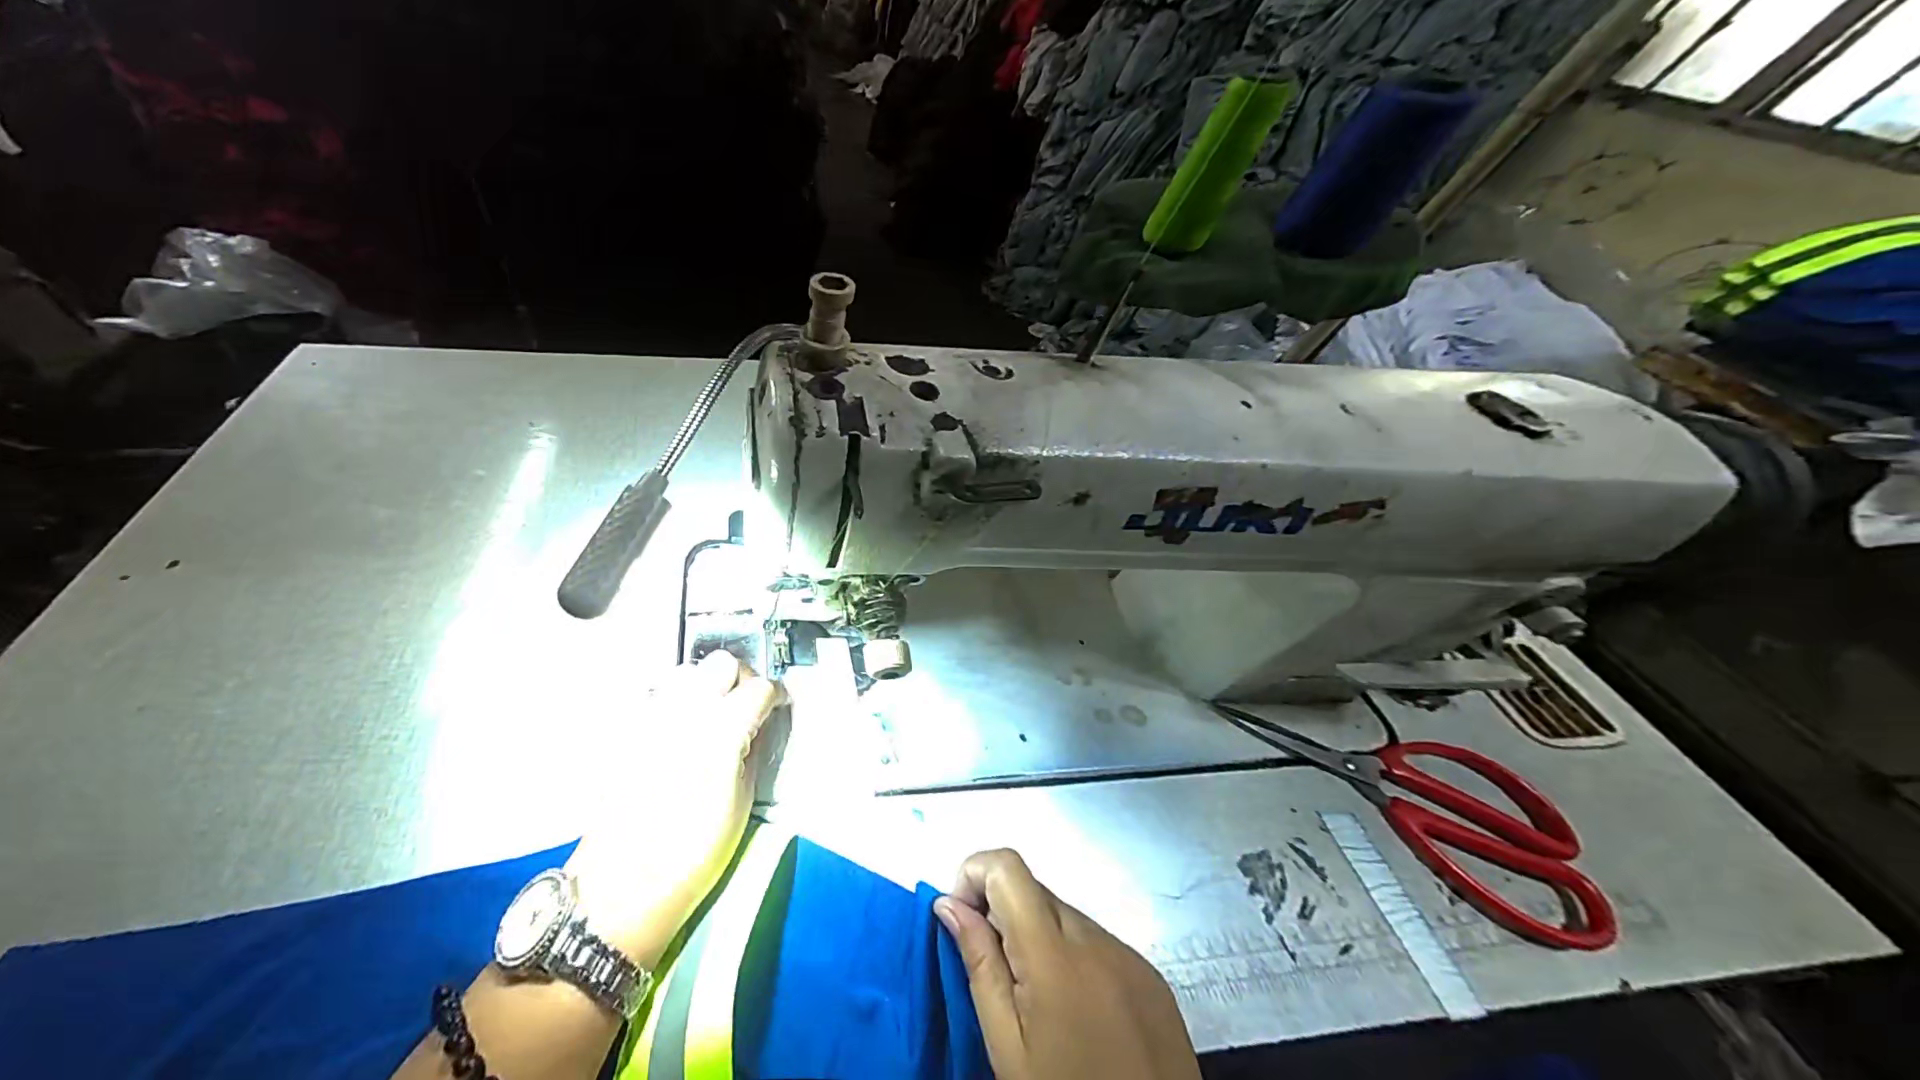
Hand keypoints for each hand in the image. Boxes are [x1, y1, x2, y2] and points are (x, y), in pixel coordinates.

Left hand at [564, 651, 778, 966]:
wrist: (623, 886)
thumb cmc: (690, 855)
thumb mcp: (742, 803)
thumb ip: (752, 751)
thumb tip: (758, 726)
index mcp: (721, 734)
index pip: (760, 687)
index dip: (776, 694)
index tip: (777, 704)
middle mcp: (684, 715)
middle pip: (723, 664)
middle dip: (741, 679)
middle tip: (747, 705)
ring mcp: (649, 720)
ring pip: (686, 672)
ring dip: (705, 686)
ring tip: (710, 715)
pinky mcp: (624, 733)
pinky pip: (653, 696)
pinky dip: (671, 702)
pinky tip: (676, 729)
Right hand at [934, 849, 1200, 1079]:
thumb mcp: (1006, 1043)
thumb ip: (979, 963)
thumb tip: (949, 903)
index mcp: (1054, 951)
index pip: (1008, 866)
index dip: (974, 877)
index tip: (963, 922)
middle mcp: (1095, 936)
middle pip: (1034, 890)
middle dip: (1001, 914)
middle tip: (995, 974)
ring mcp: (1127, 951)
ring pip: (1064, 914)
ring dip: (1037, 938)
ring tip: (1036, 1002)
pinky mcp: (1148, 971)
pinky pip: (1095, 940)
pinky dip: (1072, 956)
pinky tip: (1074, 1009)